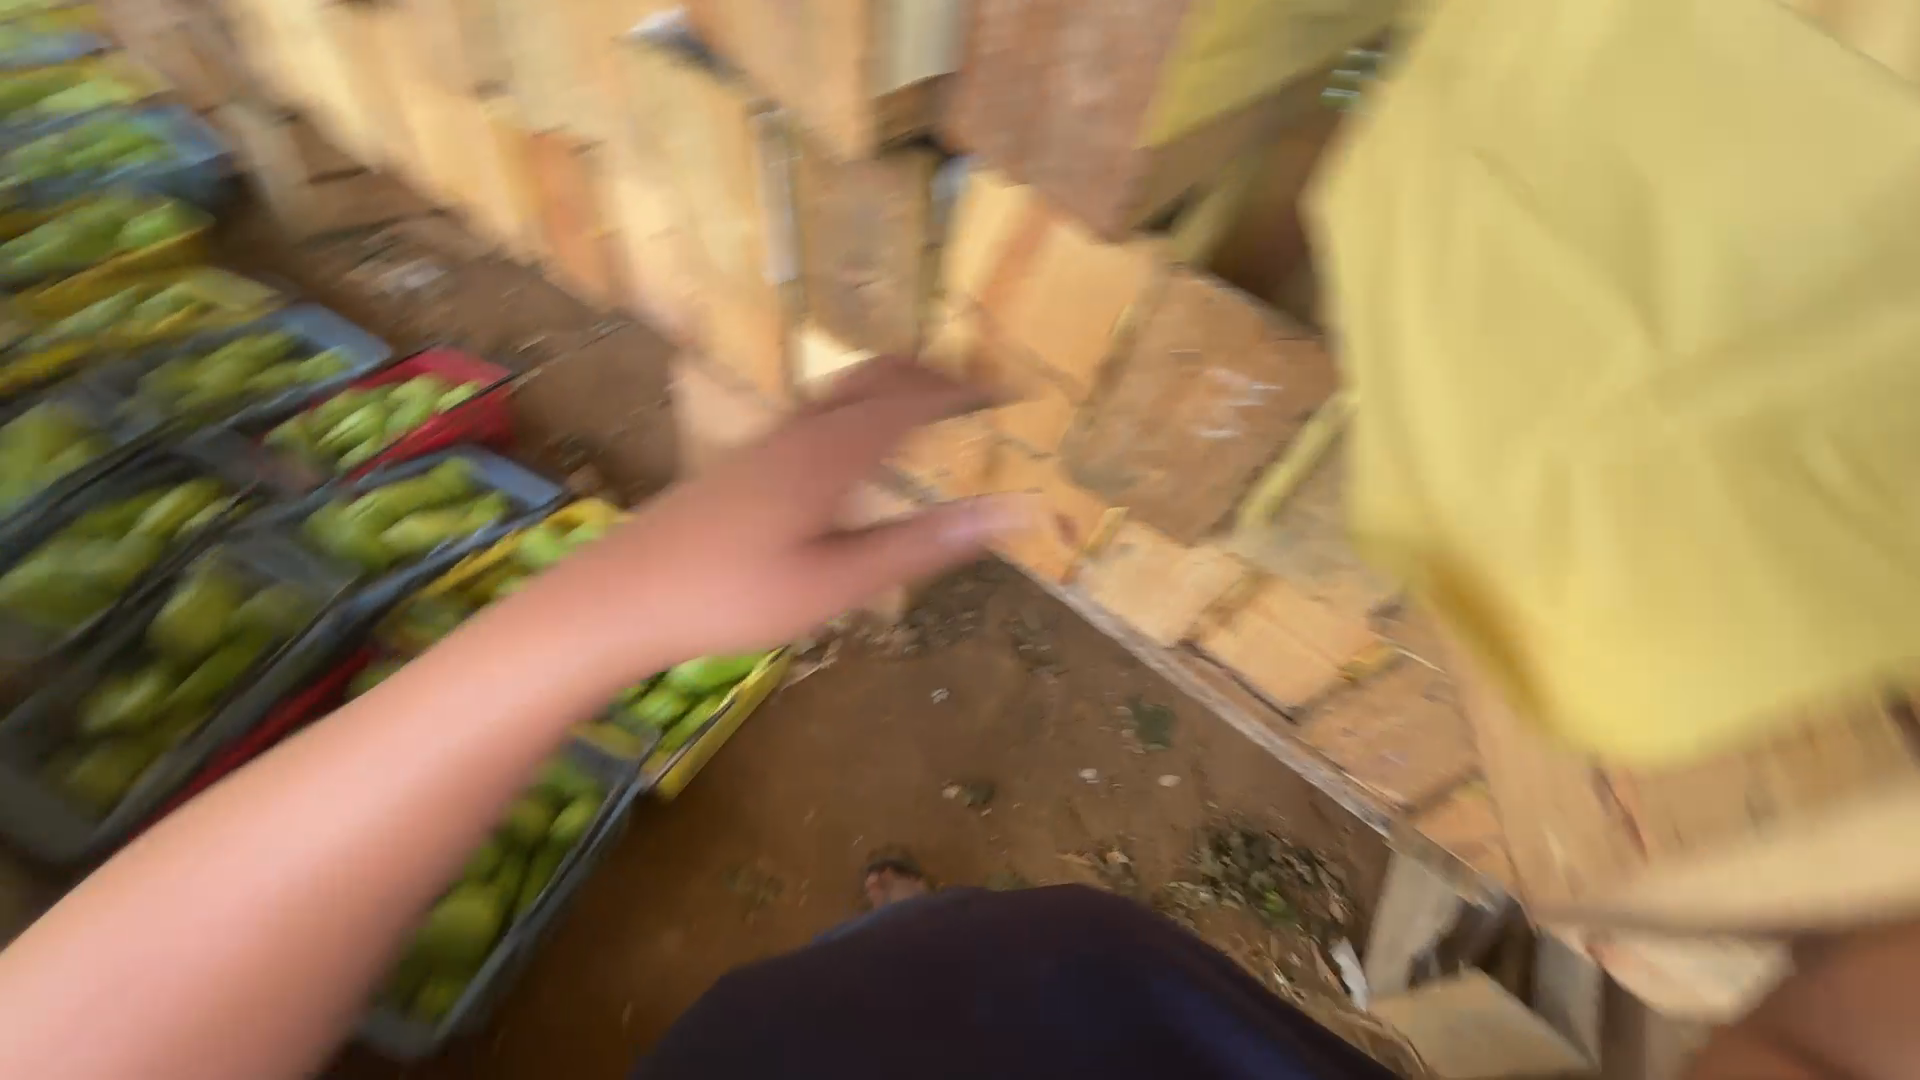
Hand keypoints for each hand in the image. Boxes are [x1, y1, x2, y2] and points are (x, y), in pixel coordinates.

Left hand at [527, 358, 1028, 675]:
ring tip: (929, 415)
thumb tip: (1004, 513)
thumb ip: (920, 545)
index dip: (963, 390)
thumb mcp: (838, 580)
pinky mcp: (746, 461)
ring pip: (842, 392)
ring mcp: (768, 441)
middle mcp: (801, 430)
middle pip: (875, 376)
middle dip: (929, 375)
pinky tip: (857, 454)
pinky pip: (818, 414)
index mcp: (831, 451)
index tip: (1006, 390)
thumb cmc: (735, 594)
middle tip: (973, 393)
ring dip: (891, 390)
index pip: (913, 399)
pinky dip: (858, 411)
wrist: (622, 595)